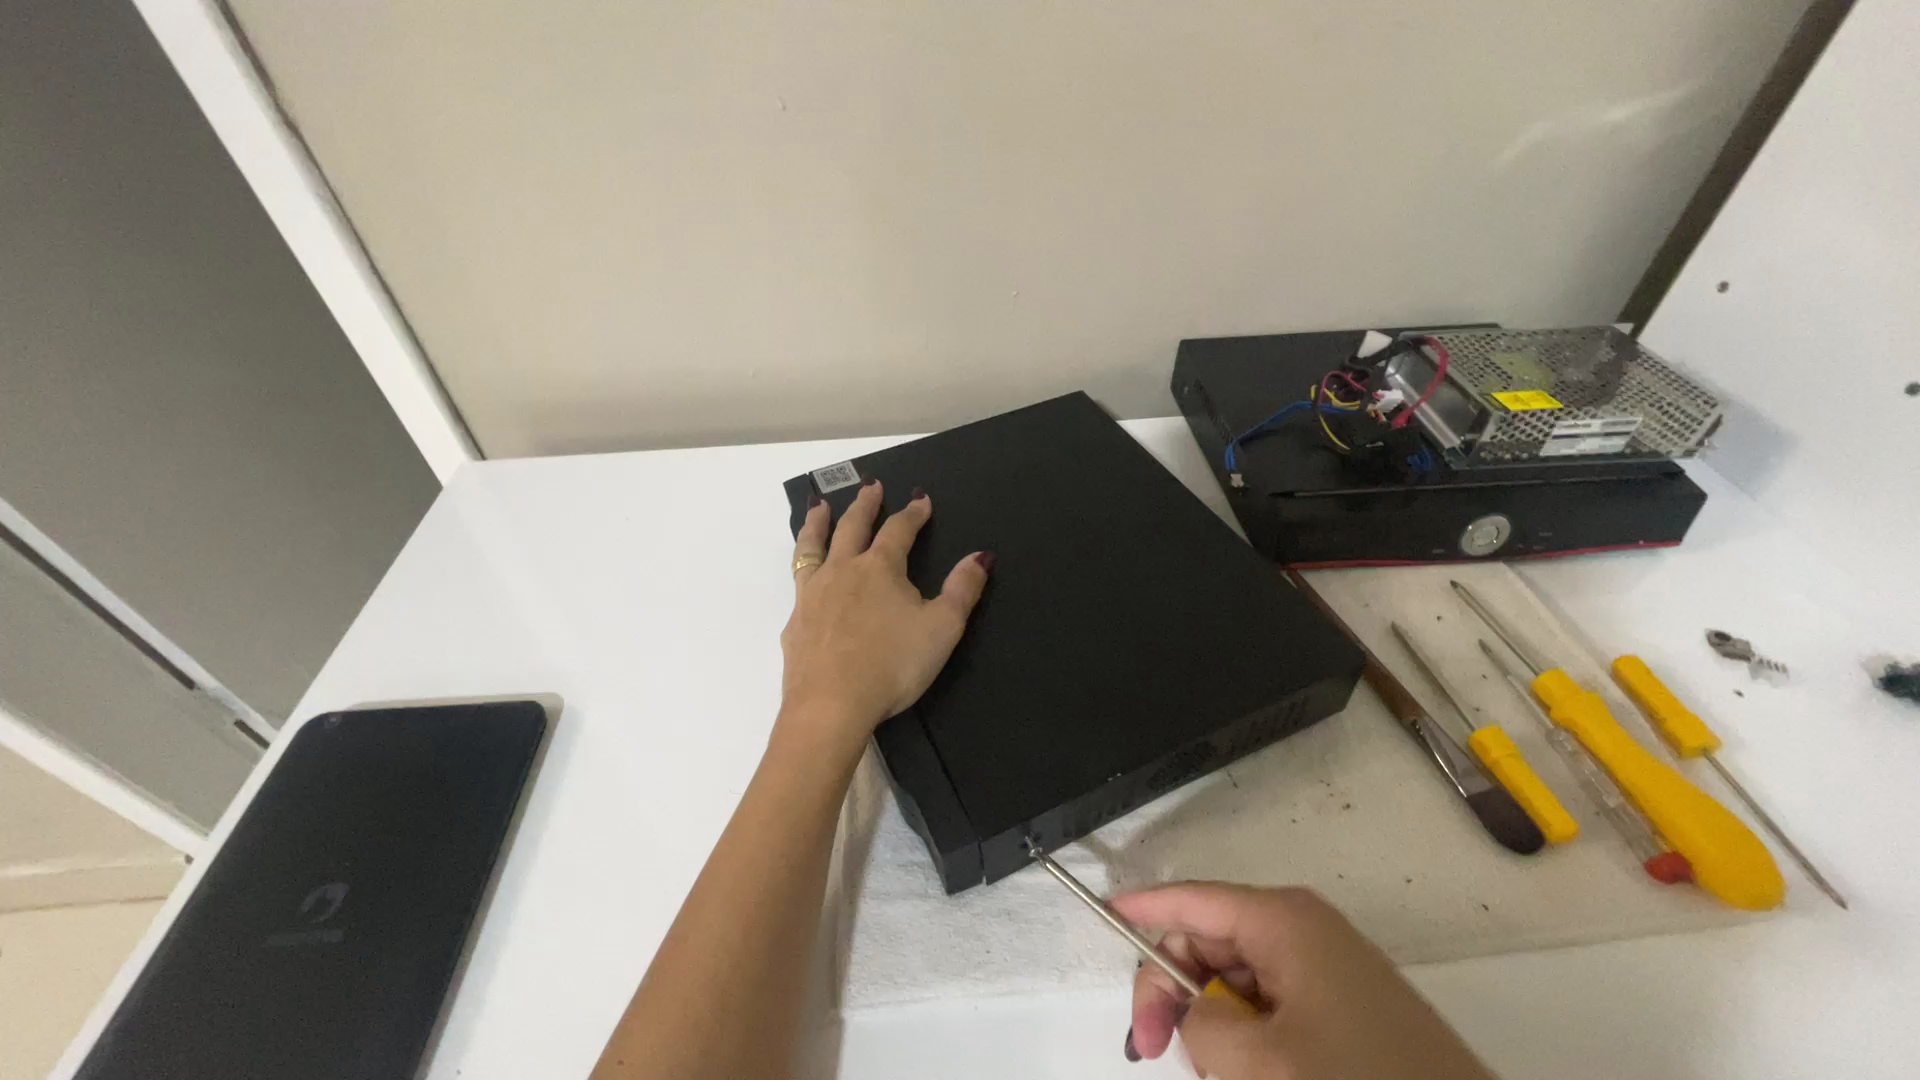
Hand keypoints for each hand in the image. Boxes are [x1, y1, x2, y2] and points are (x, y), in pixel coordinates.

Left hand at [778, 480, 990, 756]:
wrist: (830, 704)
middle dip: (865, 504)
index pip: (899, 530)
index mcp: (880, 569)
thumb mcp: (942, 628)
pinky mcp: (795, 621)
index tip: (921, 500)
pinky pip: (798, 583)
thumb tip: (981, 555)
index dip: (913, 513)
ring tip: (820, 506)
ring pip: (813, 546)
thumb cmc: (893, 665)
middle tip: (871, 485)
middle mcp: (843, 571)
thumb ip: (962, 589)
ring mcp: (812, 594)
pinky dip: (804, 569)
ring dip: (818, 523)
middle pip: (852, 527)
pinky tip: (806, 578)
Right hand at [1112, 883, 1495, 1079]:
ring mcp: (1324, 966)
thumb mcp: (1256, 1061)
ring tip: (1216, 1072)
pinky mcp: (1342, 1004)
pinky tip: (1249, 1070)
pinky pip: (1268, 1002)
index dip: (1144, 907)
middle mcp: (1301, 928)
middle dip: (1174, 987)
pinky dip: (1244, 1033)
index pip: (1191, 899)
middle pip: (1207, 939)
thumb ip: (1198, 1022)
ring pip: (1234, 976)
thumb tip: (1194, 1011)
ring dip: (1210, 1020)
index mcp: (1280, 920)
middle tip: (1150, 1048)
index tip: (1104, 913)